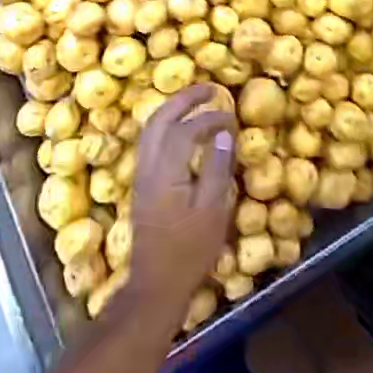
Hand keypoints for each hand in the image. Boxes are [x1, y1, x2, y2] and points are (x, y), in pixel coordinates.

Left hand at [128, 84, 236, 307]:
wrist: (155, 283)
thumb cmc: (189, 250)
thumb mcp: (213, 211)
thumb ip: (217, 169)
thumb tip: (223, 133)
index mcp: (166, 172)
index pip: (186, 130)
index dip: (210, 119)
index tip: (231, 119)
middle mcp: (148, 167)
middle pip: (160, 119)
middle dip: (184, 99)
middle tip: (209, 88)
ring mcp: (141, 174)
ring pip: (151, 128)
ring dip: (172, 109)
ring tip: (195, 101)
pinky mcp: (142, 183)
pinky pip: (150, 140)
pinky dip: (166, 124)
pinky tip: (181, 128)